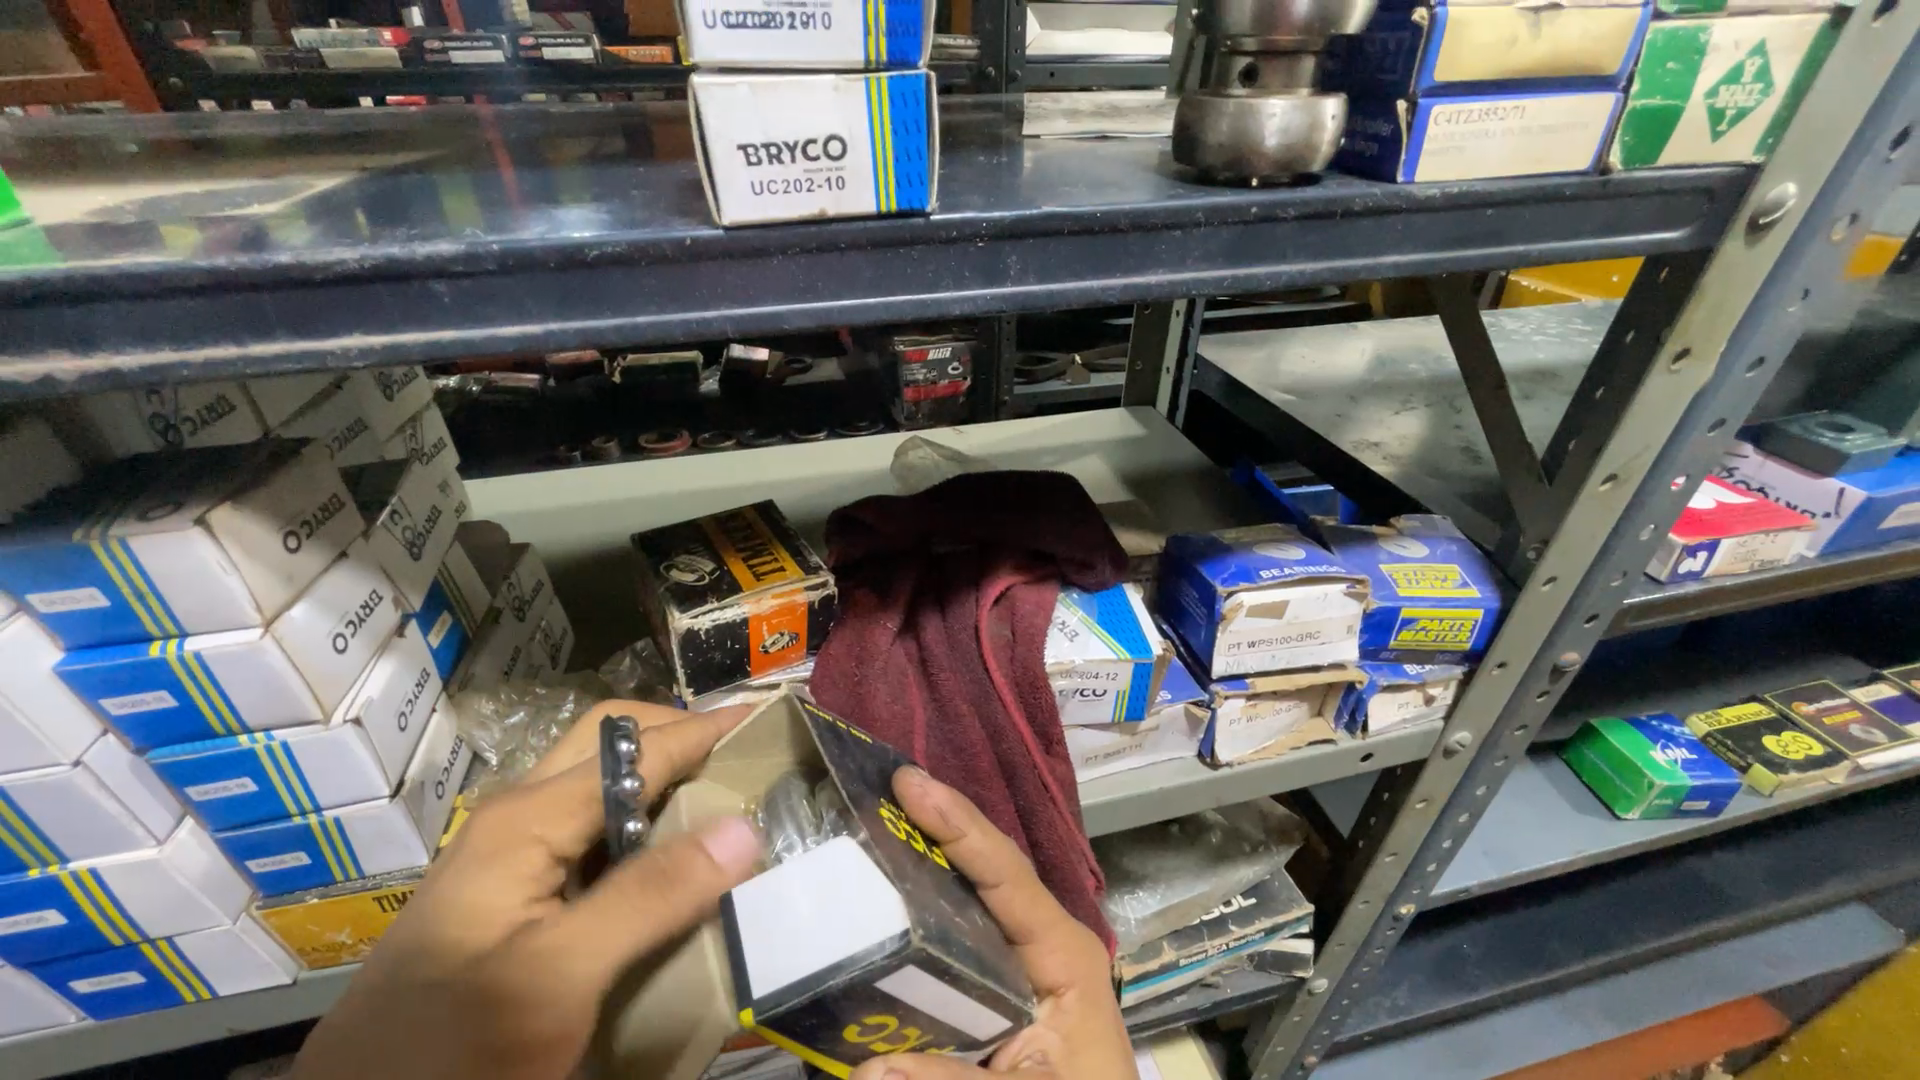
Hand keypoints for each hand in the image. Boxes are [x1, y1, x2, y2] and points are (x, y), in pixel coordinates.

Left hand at [291, 700, 762, 1079]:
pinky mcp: (518, 896)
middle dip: (682, 737)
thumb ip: (649, 897)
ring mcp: (515, 857)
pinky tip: (675, 864)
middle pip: (614, 741)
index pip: (639, 746)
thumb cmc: (453, 1049)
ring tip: (728, 803)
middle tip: (747, 760)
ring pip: (604, 783)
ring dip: (666, 780)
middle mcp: (521, 818)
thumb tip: (743, 827)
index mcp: (528, 817)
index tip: (773, 719)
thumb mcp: (556, 978)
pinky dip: (646, 825)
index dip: (709, 728)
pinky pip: (594, 832)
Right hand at [851, 767, 1136, 1079]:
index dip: (958, 823)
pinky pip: (949, 938)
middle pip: (980, 870)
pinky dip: (914, 916)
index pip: (1006, 871)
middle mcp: (1037, 937)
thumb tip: (865, 1071)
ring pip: (961, 897)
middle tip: (877, 789)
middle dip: (932, 827)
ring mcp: (1015, 956)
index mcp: (1061, 950)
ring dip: (918, 863)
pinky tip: (876, 900)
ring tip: (869, 824)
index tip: (909, 783)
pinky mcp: (995, 981)